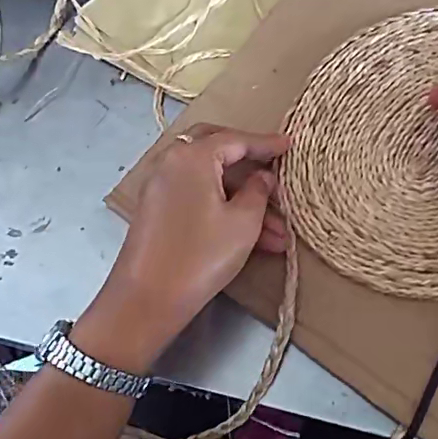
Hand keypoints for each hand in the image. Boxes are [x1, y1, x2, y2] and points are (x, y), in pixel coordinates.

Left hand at [76, 124, 290, 373]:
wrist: (148, 299)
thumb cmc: (200, 256)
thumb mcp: (243, 223)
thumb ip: (258, 191)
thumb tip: (263, 177)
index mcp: (192, 156)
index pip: (236, 140)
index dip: (266, 143)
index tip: (289, 145)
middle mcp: (171, 163)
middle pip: (217, 151)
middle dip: (249, 161)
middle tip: (274, 168)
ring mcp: (162, 188)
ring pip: (211, 182)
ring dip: (244, 200)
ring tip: (280, 232)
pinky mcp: (158, 212)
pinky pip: (198, 198)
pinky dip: (225, 210)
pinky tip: (256, 238)